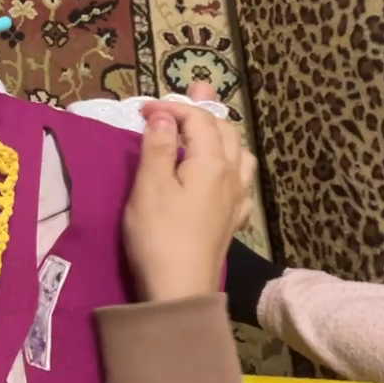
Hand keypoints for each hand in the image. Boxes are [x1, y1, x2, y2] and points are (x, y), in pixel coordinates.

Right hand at [124, 81, 257, 303]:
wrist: (179, 288)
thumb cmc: (158, 235)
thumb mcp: (149, 186)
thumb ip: (157, 147)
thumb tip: (163, 114)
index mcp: (211, 162)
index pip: (197, 120)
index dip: (171, 107)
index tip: (142, 107)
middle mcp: (230, 174)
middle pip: (224, 130)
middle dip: (203, 110)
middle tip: (187, 94)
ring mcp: (235, 199)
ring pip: (239, 154)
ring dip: (223, 134)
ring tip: (210, 129)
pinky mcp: (231, 220)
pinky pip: (240, 182)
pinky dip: (231, 165)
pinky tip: (223, 174)